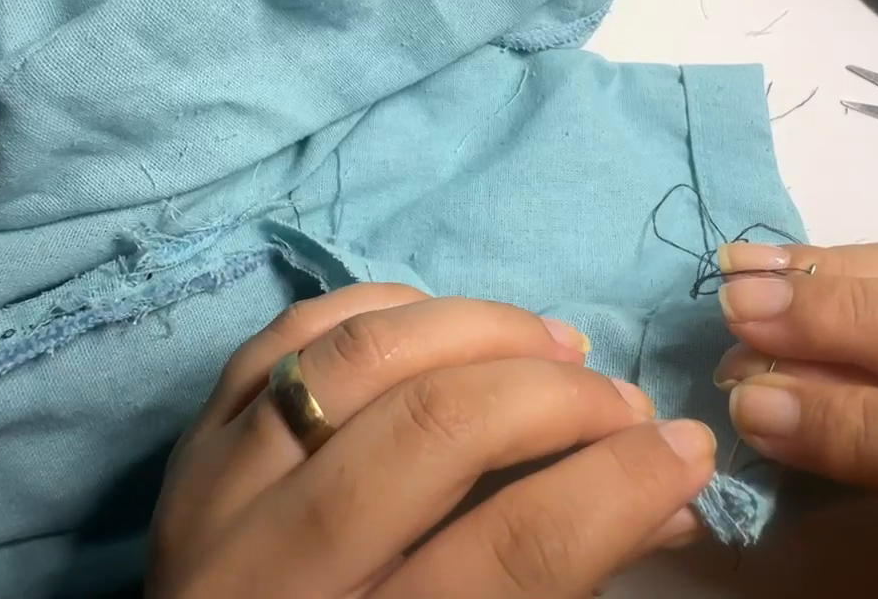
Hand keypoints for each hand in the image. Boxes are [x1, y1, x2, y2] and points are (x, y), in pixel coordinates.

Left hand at [150, 284, 717, 597]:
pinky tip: (437, 313)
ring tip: (549, 339)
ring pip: (357, 358)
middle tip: (617, 395)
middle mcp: (263, 570)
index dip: (615, 489)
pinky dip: (375, 305)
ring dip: (473, 328)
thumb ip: (566, 580)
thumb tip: (670, 489)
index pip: (510, 556)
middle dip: (549, 398)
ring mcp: (213, 491)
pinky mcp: (192, 439)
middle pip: (429, 431)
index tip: (685, 444)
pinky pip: (289, 334)